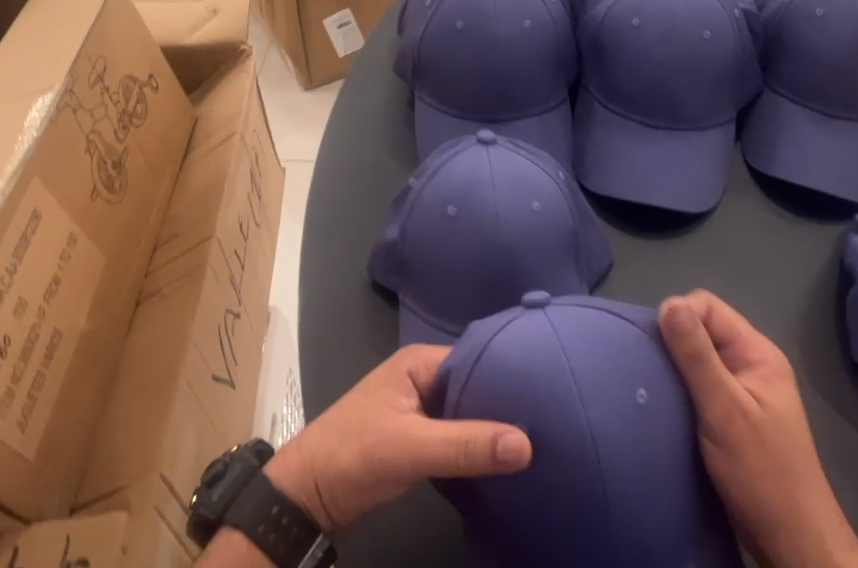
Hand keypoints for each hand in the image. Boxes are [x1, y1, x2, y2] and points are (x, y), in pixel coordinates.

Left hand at [263, 344, 532, 533]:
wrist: (306, 498)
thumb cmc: (353, 457)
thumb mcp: (410, 448)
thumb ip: (466, 444)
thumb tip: (527, 443)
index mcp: (419, 363)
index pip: (478, 358)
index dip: (511, 374)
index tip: (550, 393)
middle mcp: (423, 378)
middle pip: (476, 385)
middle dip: (507, 404)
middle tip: (551, 421)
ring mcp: (420, 410)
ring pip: (469, 413)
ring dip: (493, 429)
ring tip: (539, 440)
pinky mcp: (419, 439)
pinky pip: (459, 436)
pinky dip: (478, 447)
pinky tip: (506, 460)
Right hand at [659, 291, 857, 567]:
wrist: (790, 538)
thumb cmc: (760, 472)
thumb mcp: (724, 410)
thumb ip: (697, 356)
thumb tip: (669, 302)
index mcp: (757, 353)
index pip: (707, 307)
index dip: (677, 317)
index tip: (653, 348)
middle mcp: (749, 364)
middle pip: (700, 330)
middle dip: (671, 343)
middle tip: (647, 371)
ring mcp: (741, 392)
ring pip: (696, 359)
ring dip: (672, 369)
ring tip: (649, 388)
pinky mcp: (729, 417)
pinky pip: (696, 386)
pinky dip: (677, 391)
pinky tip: (661, 407)